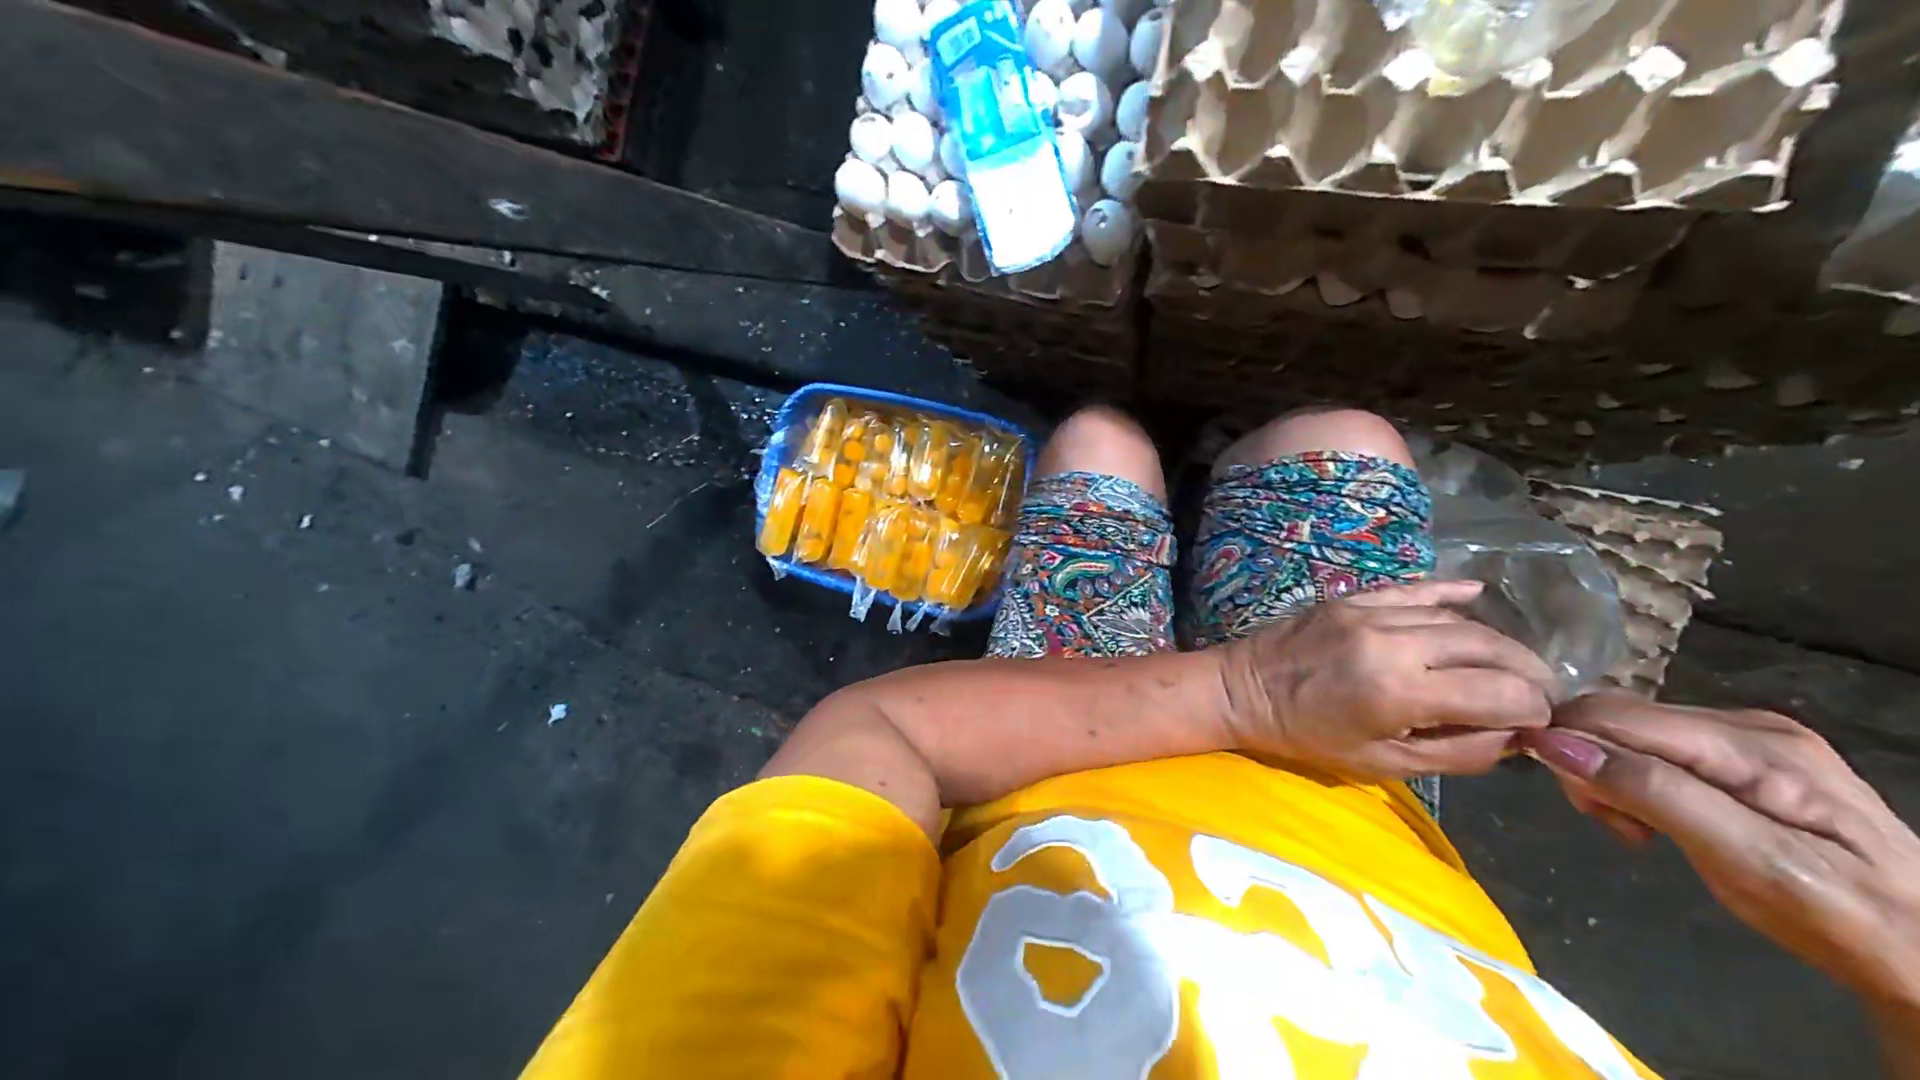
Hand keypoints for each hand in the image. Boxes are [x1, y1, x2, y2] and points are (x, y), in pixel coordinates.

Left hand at [1219, 579, 1556, 779]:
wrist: (1242, 690)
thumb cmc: (1308, 736)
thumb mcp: (1384, 764)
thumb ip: (1457, 751)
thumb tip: (1516, 735)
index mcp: (1399, 691)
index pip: (1502, 693)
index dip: (1533, 712)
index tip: (1536, 723)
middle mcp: (1391, 641)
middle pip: (1490, 647)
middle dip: (1527, 673)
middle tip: (1538, 693)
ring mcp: (1370, 612)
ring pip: (1458, 617)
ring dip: (1494, 640)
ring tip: (1509, 663)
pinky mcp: (1352, 597)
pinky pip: (1414, 589)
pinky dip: (1450, 593)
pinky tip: (1478, 594)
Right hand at [1525, 696, 1919, 1010]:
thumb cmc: (1848, 920)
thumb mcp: (1749, 862)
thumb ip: (1651, 793)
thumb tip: (1551, 744)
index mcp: (1751, 743)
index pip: (1613, 715)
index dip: (1568, 746)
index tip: (1584, 807)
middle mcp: (1743, 724)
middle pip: (1614, 719)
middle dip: (1589, 768)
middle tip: (1618, 827)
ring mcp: (1742, 738)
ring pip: (1622, 733)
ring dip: (1607, 780)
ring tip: (1639, 830)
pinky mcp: (1734, 757)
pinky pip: (1646, 749)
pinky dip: (1629, 784)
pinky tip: (1655, 820)